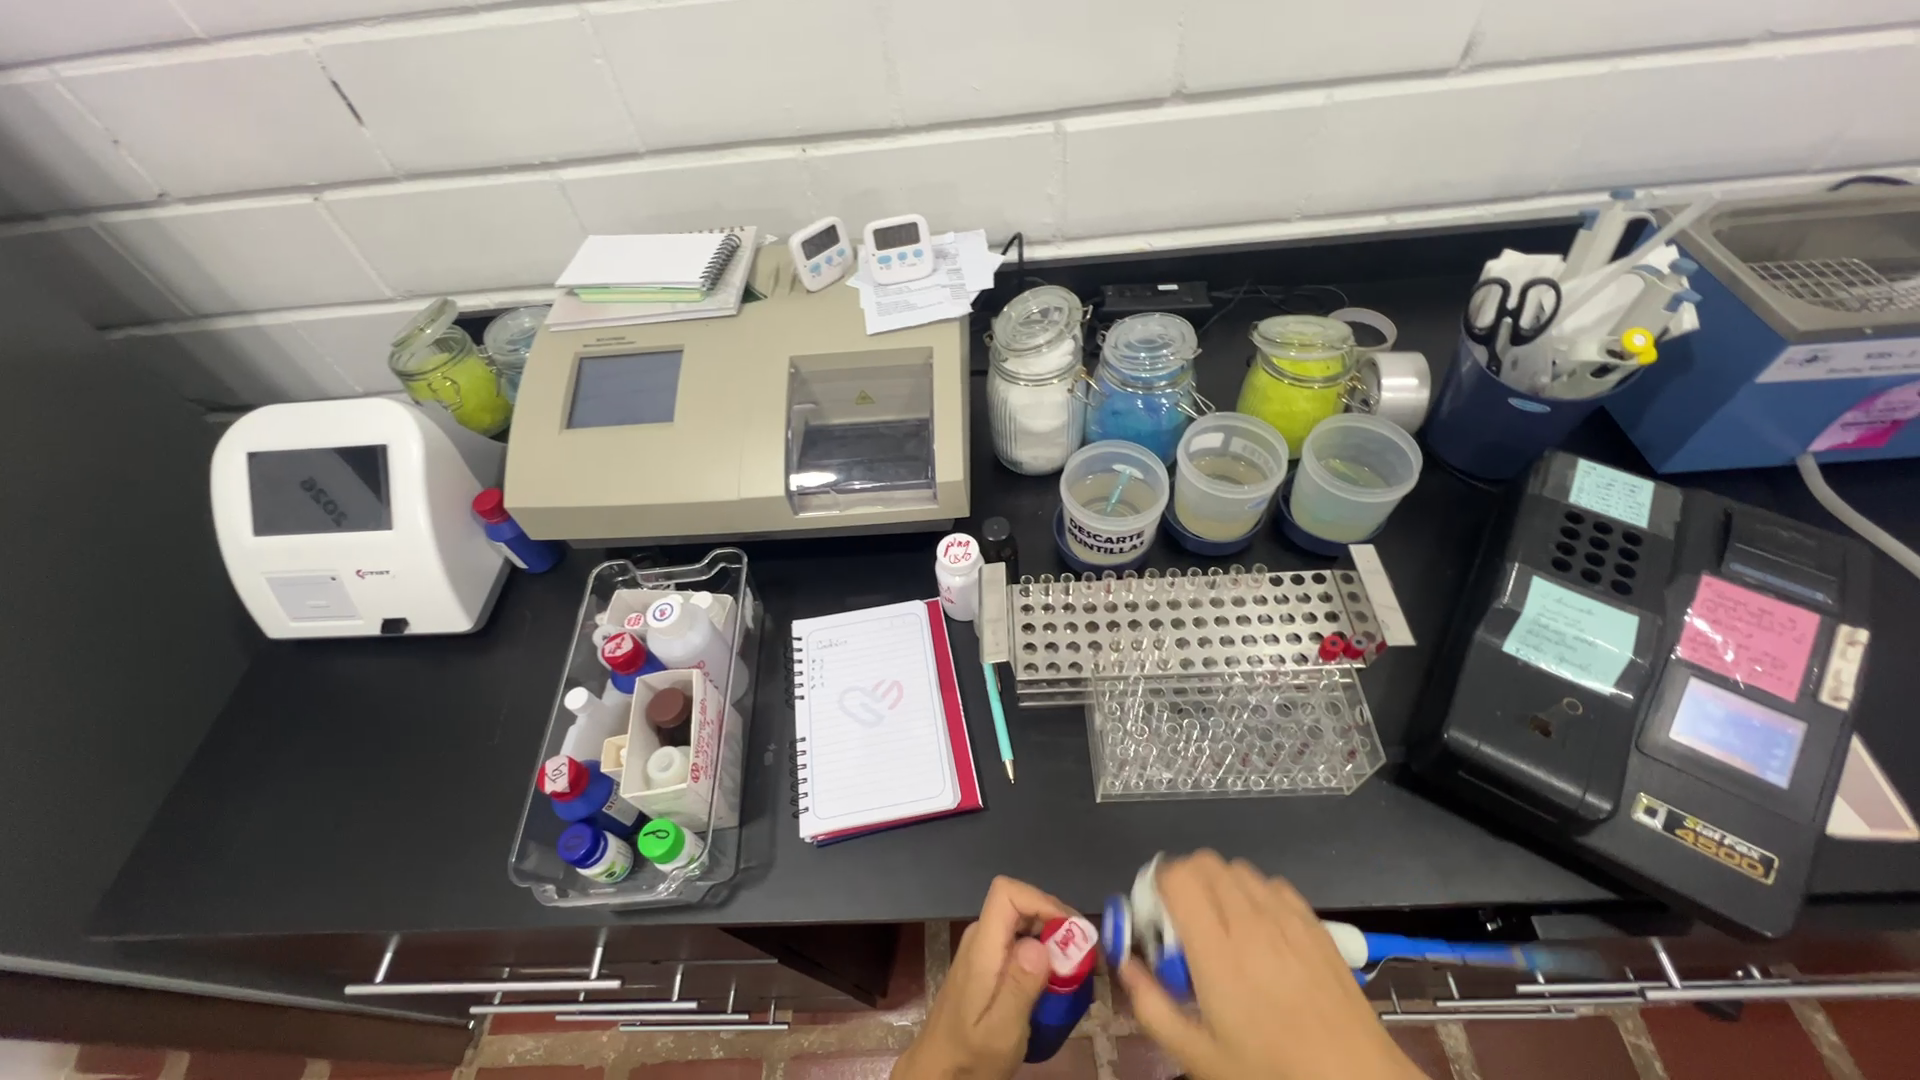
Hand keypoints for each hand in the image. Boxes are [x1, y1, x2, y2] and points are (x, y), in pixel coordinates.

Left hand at [893, 875, 1070, 1079]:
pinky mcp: (989, 963)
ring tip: (1078, 971)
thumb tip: (1041, 944)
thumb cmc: (969, 1056)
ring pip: (1024, 922)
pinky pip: (1020, 942)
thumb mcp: (1000, 1031)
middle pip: (1021, 904)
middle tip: (1086, 957)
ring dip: (1054, 939)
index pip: (1007, 892)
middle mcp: (980, 938)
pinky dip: (1044, 953)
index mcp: (981, 947)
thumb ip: (1019, 987)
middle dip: (1057, 922)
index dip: (1042, 901)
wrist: (937, 1072)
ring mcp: (983, 949)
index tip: (1072, 932)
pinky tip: (1059, 982)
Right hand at [1117, 851, 1420, 1079]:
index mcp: (1216, 950)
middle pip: (1205, 863)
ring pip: (1239, 868)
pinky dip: (1256, 893)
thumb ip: (1152, 1006)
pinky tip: (1260, 930)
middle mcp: (1250, 921)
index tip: (1155, 915)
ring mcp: (1287, 919)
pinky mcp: (1315, 924)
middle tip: (1181, 921)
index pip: (1178, 877)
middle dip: (1184, 880)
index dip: (1158, 885)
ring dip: (1220, 885)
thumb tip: (1125, 966)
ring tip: (1220, 925)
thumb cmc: (1271, 1072)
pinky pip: (1274, 884)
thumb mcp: (1199, 1055)